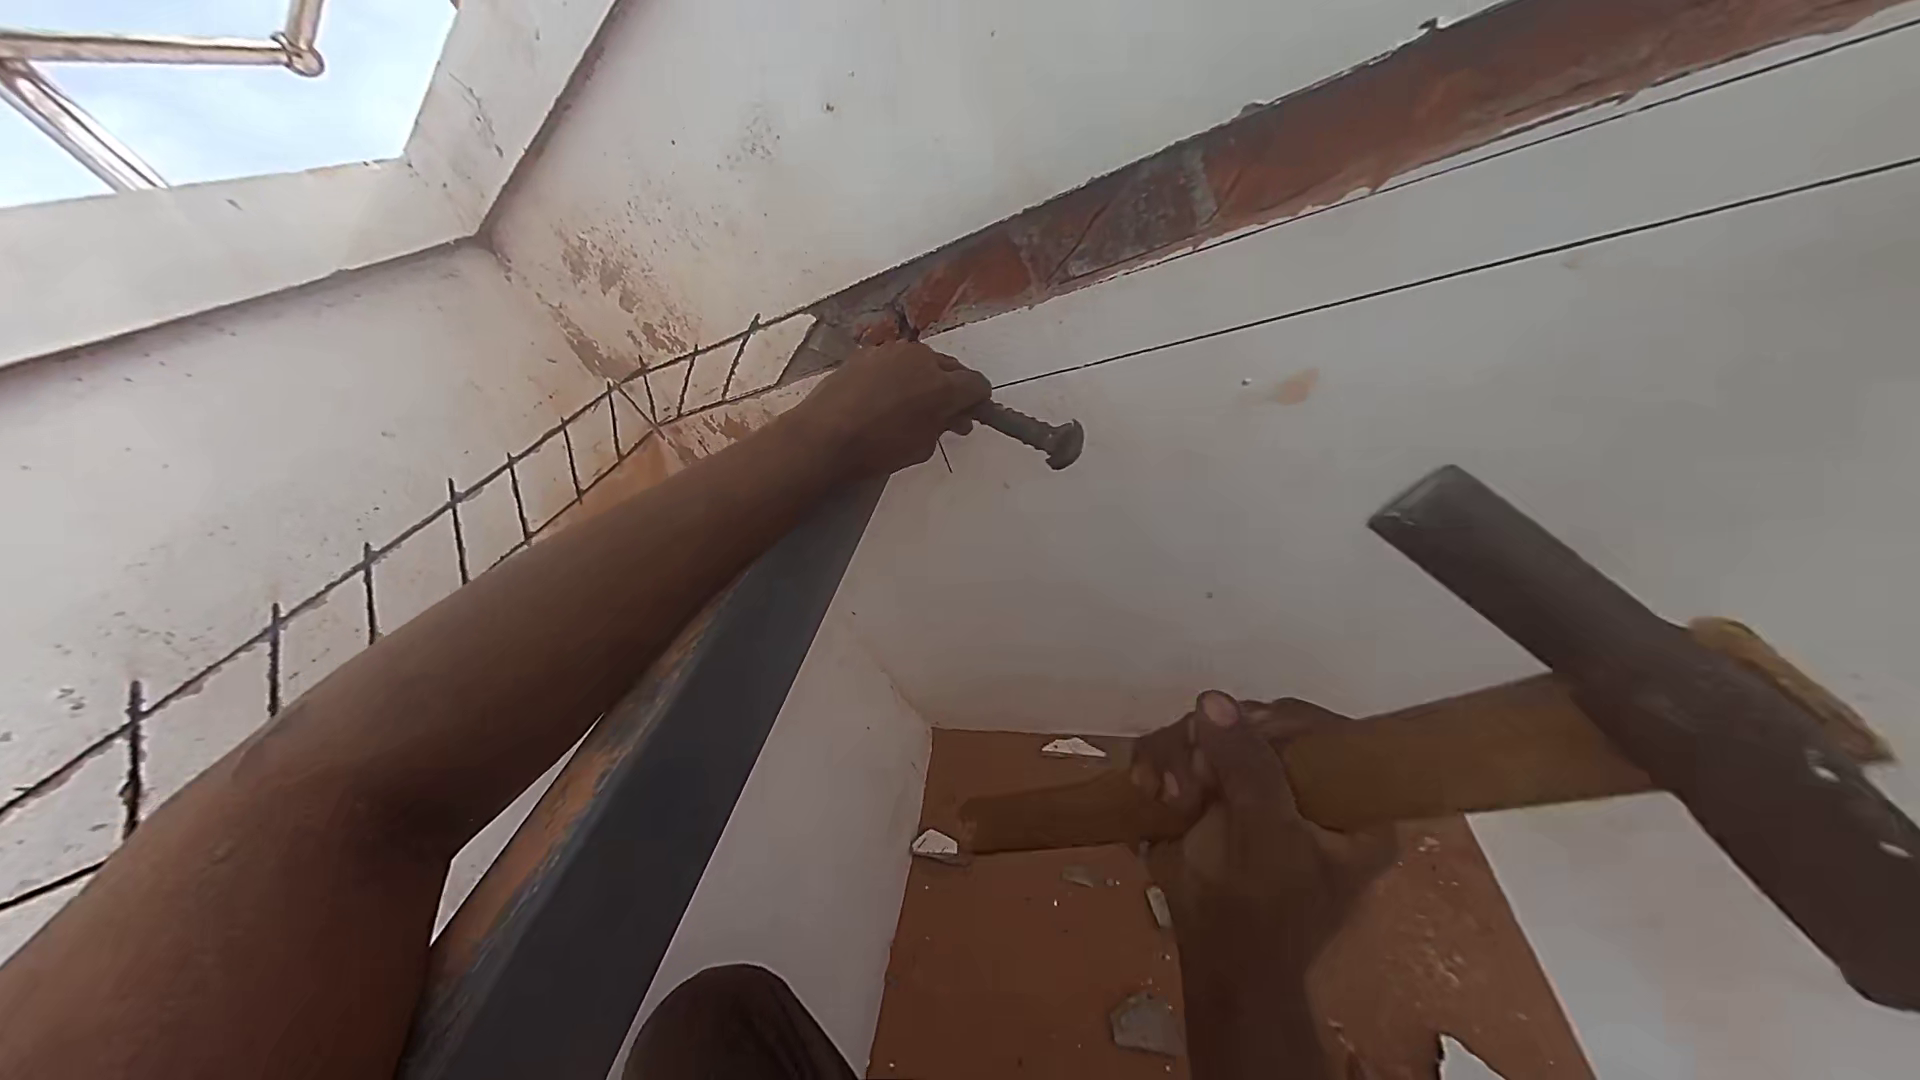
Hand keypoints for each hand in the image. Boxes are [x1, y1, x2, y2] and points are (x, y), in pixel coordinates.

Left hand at [794, 341, 990, 476]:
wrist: (823, 436)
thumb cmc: (877, 448)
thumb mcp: (922, 446)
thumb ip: (944, 426)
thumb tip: (955, 417)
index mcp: (943, 385)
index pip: (977, 385)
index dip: (978, 401)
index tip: (970, 414)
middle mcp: (922, 359)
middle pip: (951, 368)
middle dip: (953, 389)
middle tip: (945, 414)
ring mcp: (892, 351)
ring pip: (922, 362)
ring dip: (925, 379)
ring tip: (912, 405)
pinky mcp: (867, 353)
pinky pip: (894, 362)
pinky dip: (898, 376)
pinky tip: (885, 397)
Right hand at [1137, 692, 1393, 1077]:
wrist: (1216, 963)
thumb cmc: (1263, 913)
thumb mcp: (1267, 838)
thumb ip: (1247, 767)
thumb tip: (1214, 699)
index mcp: (1347, 799)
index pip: (1320, 730)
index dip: (1277, 722)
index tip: (1236, 735)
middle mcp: (1300, 782)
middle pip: (1252, 723)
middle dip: (1211, 746)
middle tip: (1192, 777)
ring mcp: (1250, 783)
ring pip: (1207, 734)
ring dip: (1176, 757)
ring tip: (1167, 796)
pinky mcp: (1209, 788)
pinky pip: (1178, 752)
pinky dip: (1157, 764)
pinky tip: (1148, 790)